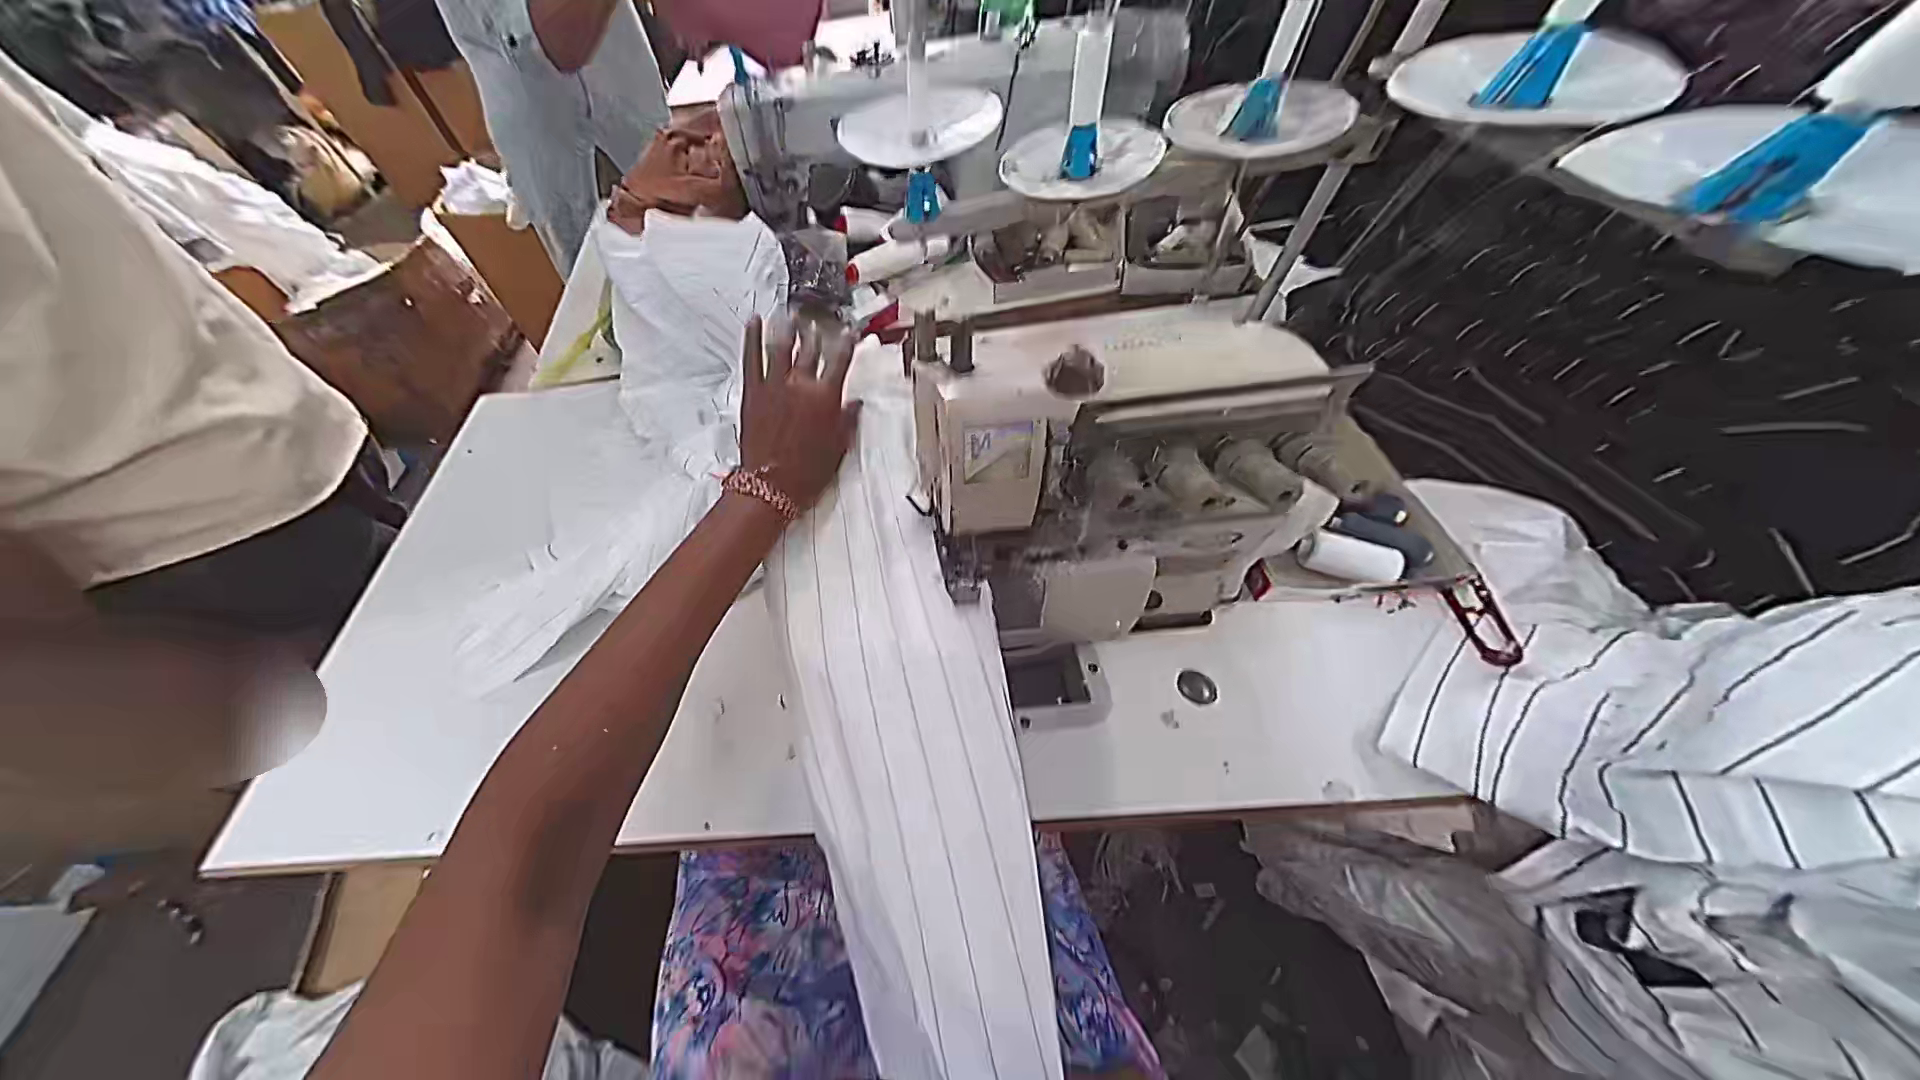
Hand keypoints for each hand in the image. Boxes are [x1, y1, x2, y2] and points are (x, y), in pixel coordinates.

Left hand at [738, 315, 860, 515]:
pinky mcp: (753, 391)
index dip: (847, 342)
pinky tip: (754, 322)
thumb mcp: (838, 446)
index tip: (850, 332)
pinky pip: (752, 358)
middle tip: (817, 321)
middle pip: (810, 349)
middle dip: (816, 332)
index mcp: (826, 396)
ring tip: (790, 315)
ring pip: (781, 345)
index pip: (840, 359)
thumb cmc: (808, 470)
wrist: (773, 485)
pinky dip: (752, 337)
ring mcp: (774, 384)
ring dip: (787, 327)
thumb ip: (847, 420)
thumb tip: (855, 404)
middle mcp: (800, 384)